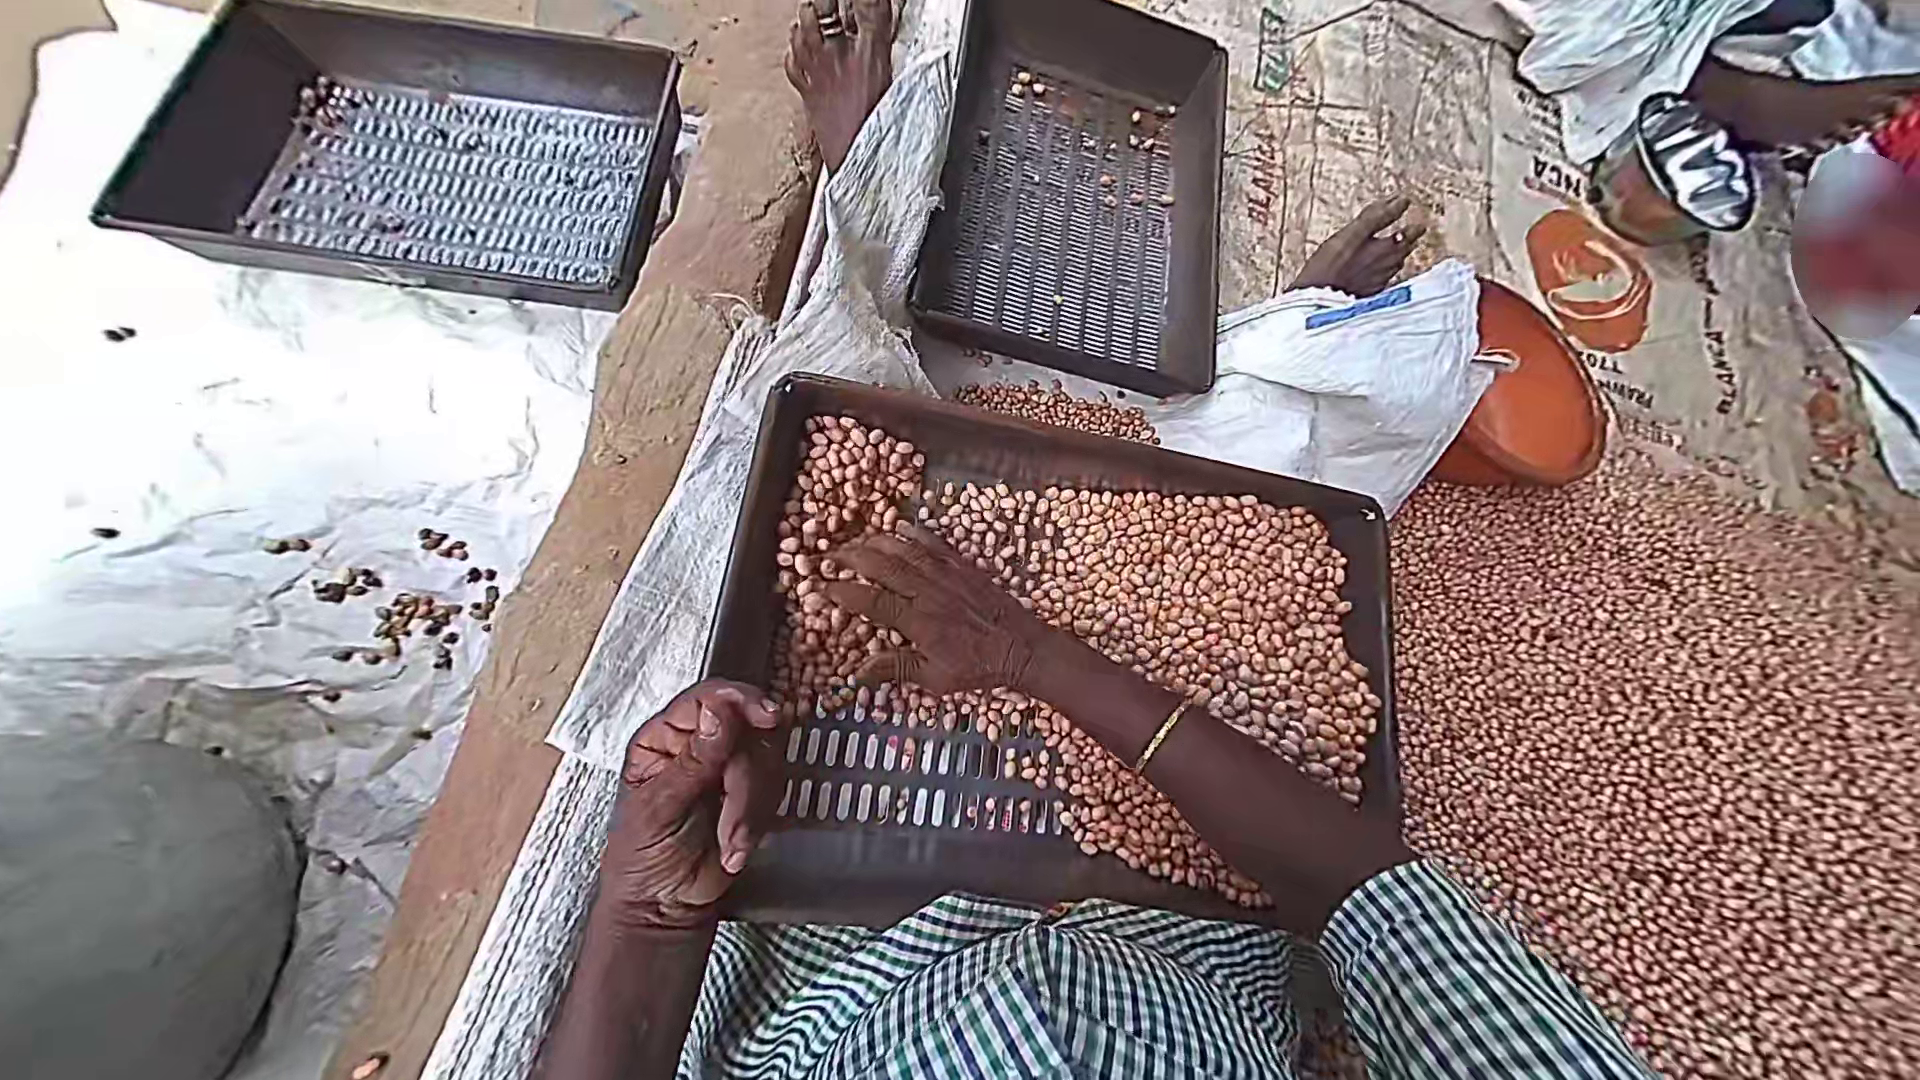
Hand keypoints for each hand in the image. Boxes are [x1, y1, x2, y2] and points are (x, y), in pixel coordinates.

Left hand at [599, 680, 783, 929]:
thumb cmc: (642, 859)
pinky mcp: (754, 789)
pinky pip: (775, 787)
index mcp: (667, 735)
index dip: (740, 699)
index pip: (709, 697)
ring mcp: (730, 764)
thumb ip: (695, 759)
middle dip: (744, 778)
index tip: (767, 714)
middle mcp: (702, 742)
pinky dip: (757, 821)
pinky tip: (734, 846)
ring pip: (766, 759)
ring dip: (750, 806)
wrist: (664, 909)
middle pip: (748, 728)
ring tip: (728, 840)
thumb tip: (719, 711)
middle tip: (733, 812)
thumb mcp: (660, 808)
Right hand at [824, 526, 1055, 695]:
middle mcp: (931, 593)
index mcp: (921, 622)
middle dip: (853, 558)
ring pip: (906, 551)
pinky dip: (916, 534)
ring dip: (878, 542)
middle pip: (884, 567)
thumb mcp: (936, 678)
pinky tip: (901, 528)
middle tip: (831, 554)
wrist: (1022, 647)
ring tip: (857, 540)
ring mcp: (948, 576)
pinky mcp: (964, 567)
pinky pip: (936, 544)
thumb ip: (897, 669)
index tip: (824, 586)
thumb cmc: (980, 667)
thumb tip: (858, 673)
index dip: (845, 592)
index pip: (873, 602)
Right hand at [1287, 194, 1425, 296]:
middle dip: (1407, 239)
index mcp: (1389, 247)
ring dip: (1394, 256)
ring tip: (1391, 251)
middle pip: (1405, 248)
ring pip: (1394, 265)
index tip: (1404, 205)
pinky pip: (1379, 280)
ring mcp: (1379, 282)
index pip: (1408, 229)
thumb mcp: (1351, 234)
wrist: (1316, 301)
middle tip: (1409, 231)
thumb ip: (1377, 216)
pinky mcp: (1366, 296)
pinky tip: (1372, 273)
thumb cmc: (1330, 267)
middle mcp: (1389, 265)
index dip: (1405, 215)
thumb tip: (1398, 200)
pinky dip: (1379, 273)